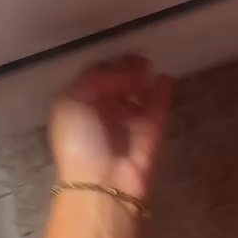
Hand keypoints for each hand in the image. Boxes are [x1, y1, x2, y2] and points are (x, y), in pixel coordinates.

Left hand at [49, 56, 173, 200]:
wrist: (104, 180)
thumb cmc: (80, 140)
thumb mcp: (73, 101)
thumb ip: (95, 78)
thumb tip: (124, 71)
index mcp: (80, 105)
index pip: (94, 77)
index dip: (107, 65)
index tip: (118, 57)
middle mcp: (104, 112)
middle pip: (118, 83)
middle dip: (127, 69)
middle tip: (139, 59)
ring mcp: (129, 121)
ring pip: (139, 94)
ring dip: (144, 78)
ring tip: (149, 66)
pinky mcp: (152, 131)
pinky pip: (158, 106)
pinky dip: (162, 91)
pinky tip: (164, 77)